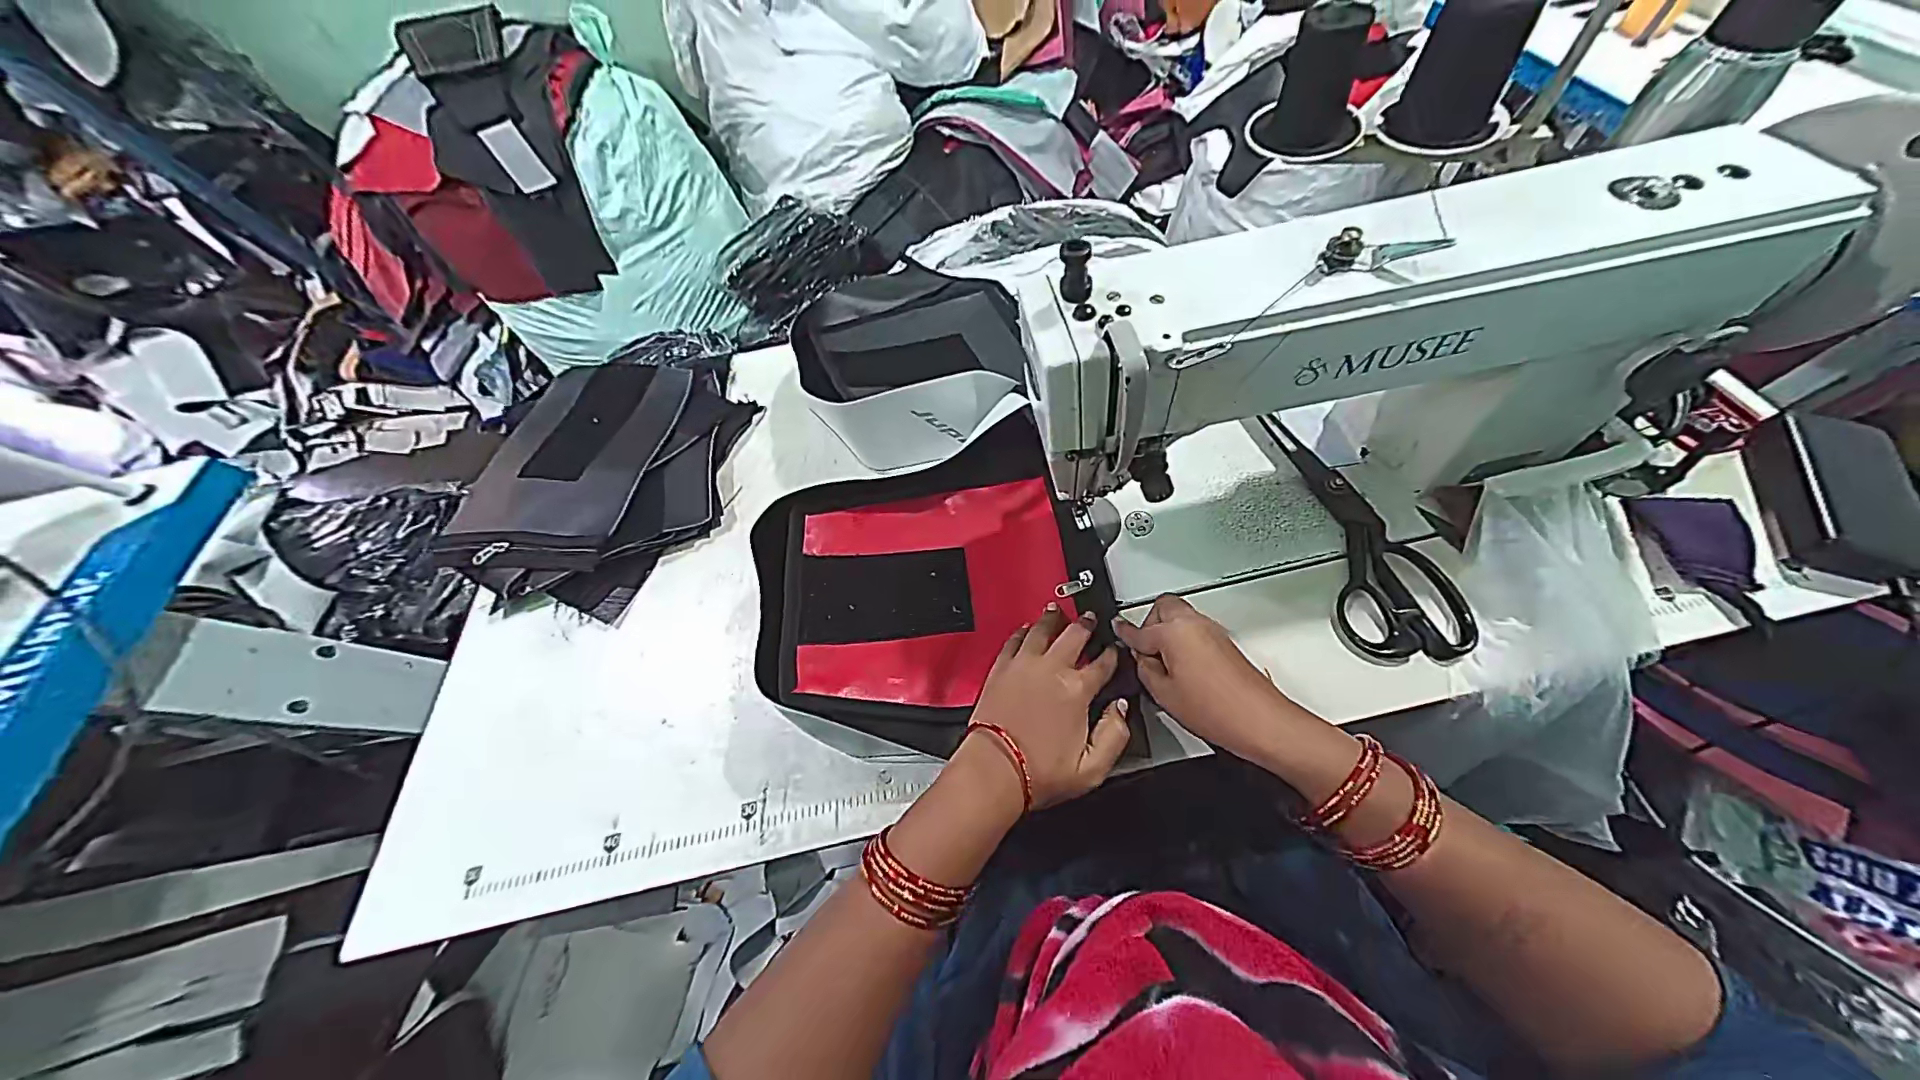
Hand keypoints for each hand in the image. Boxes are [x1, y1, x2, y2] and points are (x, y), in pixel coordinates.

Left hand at [963, 604, 1131, 809]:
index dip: (1112, 655)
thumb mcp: (1092, 767)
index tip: (1113, 652)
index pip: (1102, 663)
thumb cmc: (1037, 771)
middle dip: (1086, 624)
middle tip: (1090, 619)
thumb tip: (1121, 712)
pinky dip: (1022, 631)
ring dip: (1053, 618)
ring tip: (1058, 610)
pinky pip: (1014, 640)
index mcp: (1077, 691)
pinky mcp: (1000, 669)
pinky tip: (1025, 628)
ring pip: (1041, 628)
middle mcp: (1051, 670)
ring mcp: (1023, 666)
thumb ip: (1115, 735)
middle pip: (1074, 634)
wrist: (995, 769)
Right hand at [1112, 594, 1313, 758]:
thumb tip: (1141, 660)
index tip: (1118, 630)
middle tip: (1143, 649)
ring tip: (1164, 663)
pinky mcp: (1224, 642)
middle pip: (1162, 607)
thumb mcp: (1163, 694)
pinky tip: (1182, 668)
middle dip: (1148, 624)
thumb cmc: (1220, 710)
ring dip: (1168, 631)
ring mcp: (1212, 631)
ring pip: (1180, 616)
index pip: (1138, 630)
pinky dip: (1184, 641)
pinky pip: (1195, 630)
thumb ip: (1144, 670)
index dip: (1124, 633)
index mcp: (1173, 632)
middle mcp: (1194, 624)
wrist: (1261, 721)